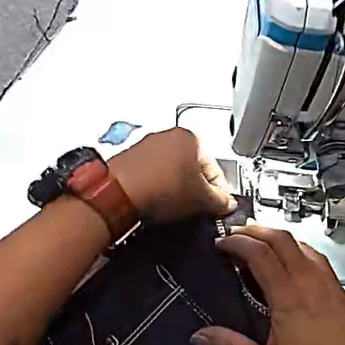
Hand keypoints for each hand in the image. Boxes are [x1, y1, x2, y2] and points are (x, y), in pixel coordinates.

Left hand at [107, 127, 234, 223]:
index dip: (220, 191)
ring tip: (175, 208)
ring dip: (176, 189)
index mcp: (190, 137)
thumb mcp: (201, 200)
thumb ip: (220, 201)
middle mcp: (167, 136)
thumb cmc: (158, 186)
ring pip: (171, 171)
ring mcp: (146, 147)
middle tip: (198, 208)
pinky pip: (151, 175)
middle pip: (192, 167)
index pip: (216, 167)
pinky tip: (156, 203)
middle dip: (196, 189)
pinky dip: (156, 188)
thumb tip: (226, 203)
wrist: (118, 193)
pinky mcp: (130, 160)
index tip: (219, 205)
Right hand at [192, 226, 344, 344]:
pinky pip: (313, 253)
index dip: (236, 242)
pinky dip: (294, 246)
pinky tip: (288, 257)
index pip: (259, 252)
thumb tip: (200, 337)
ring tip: (257, 242)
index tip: (221, 243)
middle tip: (234, 235)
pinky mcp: (336, 287)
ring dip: (274, 235)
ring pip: (298, 241)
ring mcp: (325, 281)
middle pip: (279, 237)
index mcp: (288, 295)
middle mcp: (308, 281)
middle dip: (253, 230)